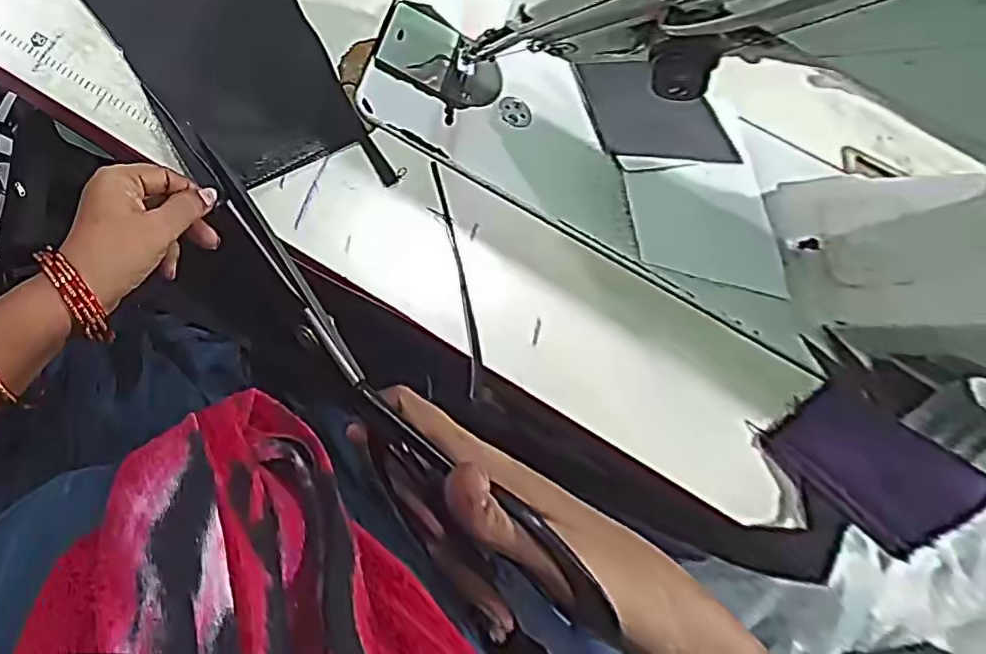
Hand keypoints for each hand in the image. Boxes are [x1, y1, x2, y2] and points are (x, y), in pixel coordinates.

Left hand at [56, 164, 220, 310]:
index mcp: (117, 178)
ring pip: (155, 219)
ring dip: (170, 241)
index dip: (191, 194)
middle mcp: (110, 190)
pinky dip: (156, 248)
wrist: (81, 292)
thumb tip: (206, 195)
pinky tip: (162, 266)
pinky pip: (142, 232)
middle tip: (205, 236)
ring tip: (173, 261)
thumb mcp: (159, 229)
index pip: (166, 175)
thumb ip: (187, 209)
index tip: (209, 210)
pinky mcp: (110, 233)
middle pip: (162, 198)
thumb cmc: (107, 259)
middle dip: (184, 223)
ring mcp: (109, 212)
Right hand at [352, 387, 765, 653]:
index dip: (386, 412)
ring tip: (489, 598)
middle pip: (417, 472)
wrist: (684, 633)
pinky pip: (460, 546)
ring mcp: (496, 510)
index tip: (358, 426)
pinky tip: (494, 604)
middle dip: (418, 511)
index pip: (425, 419)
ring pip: (436, 516)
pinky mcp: (503, 540)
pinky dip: (468, 575)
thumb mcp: (562, 556)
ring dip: (450, 558)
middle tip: (442, 544)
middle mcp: (489, 482)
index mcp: (498, 470)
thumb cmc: (632, 587)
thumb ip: (499, 518)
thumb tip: (455, 472)